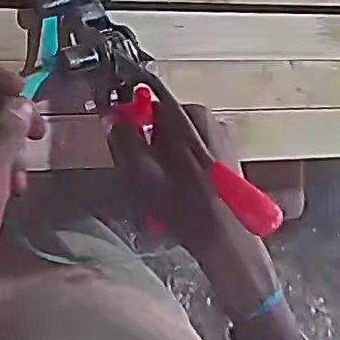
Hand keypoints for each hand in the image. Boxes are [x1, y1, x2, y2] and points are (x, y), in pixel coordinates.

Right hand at [108, 94, 309, 339]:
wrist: (226, 237)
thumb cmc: (183, 205)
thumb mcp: (143, 172)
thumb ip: (124, 139)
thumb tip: (112, 116)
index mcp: (188, 115)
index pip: (147, 101)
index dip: (130, 120)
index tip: (122, 141)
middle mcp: (208, 118)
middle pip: (162, 121)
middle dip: (148, 142)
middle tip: (141, 172)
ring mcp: (220, 136)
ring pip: (176, 138)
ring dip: (162, 156)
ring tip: (160, 186)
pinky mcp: (227, 154)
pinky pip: (192, 150)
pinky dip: (180, 165)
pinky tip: (178, 190)